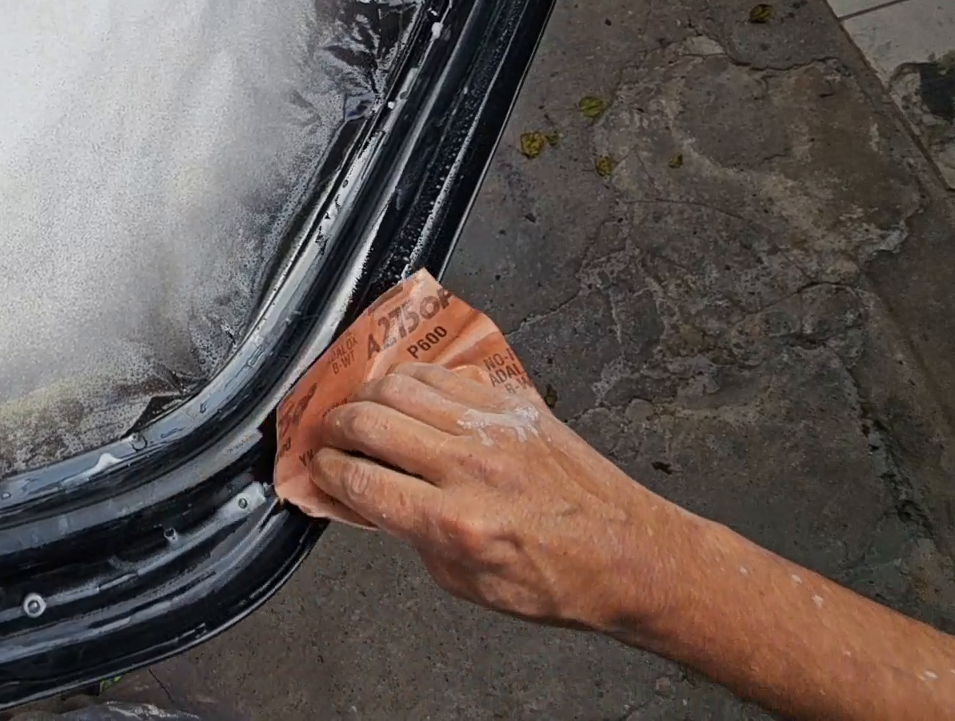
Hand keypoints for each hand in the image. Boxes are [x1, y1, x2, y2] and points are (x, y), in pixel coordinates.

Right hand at [308, 362, 693, 634]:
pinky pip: (436, 373)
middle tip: (330, 437)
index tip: (320, 469)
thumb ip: (406, 533)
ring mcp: (489, 428)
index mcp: (456, 524)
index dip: (326, 472)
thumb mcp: (464, 582)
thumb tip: (361, 494)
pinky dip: (404, 380)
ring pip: (395, 387)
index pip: (361, 482)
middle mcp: (468, 469)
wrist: (633, 555)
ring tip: (359, 411)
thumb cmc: (552, 581)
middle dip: (333, 428)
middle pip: (368, 423)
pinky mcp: (509, 403)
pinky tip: (400, 395)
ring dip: (362, 397)